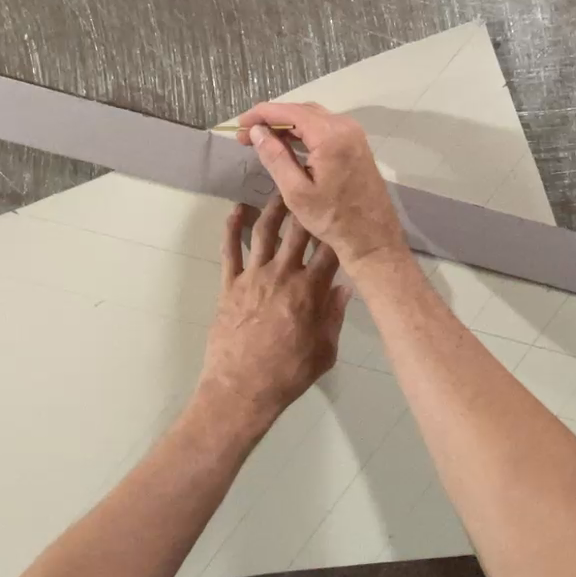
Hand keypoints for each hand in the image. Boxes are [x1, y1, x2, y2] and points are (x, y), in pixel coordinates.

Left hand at [196, 197, 350, 433]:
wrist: (241, 389)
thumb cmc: (288, 374)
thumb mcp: (325, 351)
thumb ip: (335, 316)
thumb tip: (346, 287)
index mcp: (310, 291)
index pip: (329, 250)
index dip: (337, 227)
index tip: (342, 210)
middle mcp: (282, 275)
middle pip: (298, 231)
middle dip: (307, 206)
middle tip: (312, 187)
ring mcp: (253, 277)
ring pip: (264, 232)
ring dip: (273, 208)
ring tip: (280, 191)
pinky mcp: (230, 284)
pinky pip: (230, 250)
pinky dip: (232, 227)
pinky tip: (237, 210)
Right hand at [234, 102, 408, 269]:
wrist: (372, 236)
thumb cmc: (332, 218)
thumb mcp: (296, 192)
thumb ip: (275, 157)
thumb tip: (257, 131)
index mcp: (330, 135)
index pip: (289, 112)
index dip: (261, 114)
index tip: (240, 124)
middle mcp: (345, 126)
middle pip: (301, 110)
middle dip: (272, 119)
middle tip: (247, 135)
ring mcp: (354, 133)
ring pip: (313, 116)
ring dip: (287, 123)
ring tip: (262, 138)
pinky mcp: (356, 143)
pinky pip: (325, 126)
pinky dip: (303, 130)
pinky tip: (287, 143)